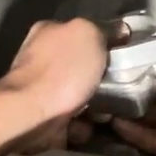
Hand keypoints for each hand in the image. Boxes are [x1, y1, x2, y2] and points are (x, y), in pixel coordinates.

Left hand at [0, 19, 108, 153]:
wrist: (31, 114)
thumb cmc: (61, 71)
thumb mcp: (89, 34)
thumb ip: (104, 29)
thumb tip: (119, 30)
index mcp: (49, 30)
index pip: (85, 32)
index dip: (106, 43)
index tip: (124, 57)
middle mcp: (42, 56)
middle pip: (83, 66)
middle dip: (101, 79)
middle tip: (120, 88)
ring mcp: (40, 88)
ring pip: (80, 95)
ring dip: (95, 105)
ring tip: (107, 113)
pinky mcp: (43, 115)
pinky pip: (72, 120)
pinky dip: (81, 126)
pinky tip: (87, 126)